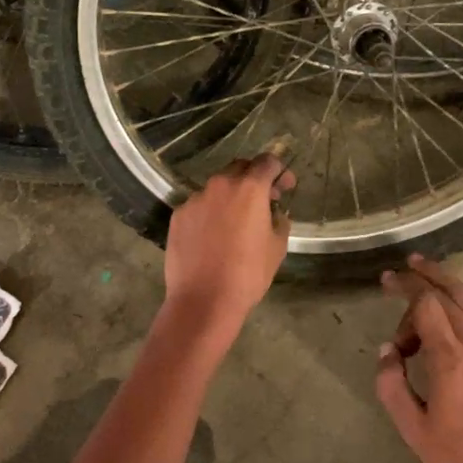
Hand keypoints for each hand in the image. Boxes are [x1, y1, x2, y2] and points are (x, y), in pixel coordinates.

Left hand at [162, 155, 295, 327]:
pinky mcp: (178, 214)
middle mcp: (221, 185)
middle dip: (254, 179)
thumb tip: (273, 212)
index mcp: (249, 188)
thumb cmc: (247, 274)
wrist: (203, 301)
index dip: (279, 171)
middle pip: (240, 168)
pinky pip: (199, 206)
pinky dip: (210, 213)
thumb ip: (279, 220)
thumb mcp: (277, 247)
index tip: (284, 187)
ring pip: (217, 188)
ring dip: (230, 197)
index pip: (267, 162)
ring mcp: (195, 198)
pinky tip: (212, 237)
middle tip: (263, 202)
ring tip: (235, 224)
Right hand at [375, 255, 462, 462]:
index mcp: (452, 360)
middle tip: (399, 272)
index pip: (426, 302)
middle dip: (421, 277)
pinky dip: (457, 309)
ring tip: (421, 274)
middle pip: (449, 291)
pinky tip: (444, 324)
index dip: (404, 288)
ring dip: (442, 285)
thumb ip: (392, 387)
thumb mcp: (416, 432)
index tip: (386, 284)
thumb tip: (387, 352)